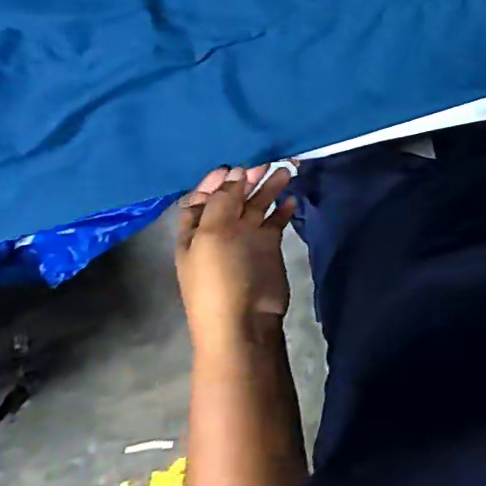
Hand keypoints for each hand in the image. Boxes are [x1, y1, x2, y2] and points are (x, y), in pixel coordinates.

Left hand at [174, 164, 297, 347]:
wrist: (243, 322)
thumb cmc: (219, 277)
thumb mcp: (210, 235)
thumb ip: (222, 200)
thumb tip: (236, 174)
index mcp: (195, 231)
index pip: (201, 198)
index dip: (215, 181)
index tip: (234, 166)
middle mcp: (218, 232)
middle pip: (232, 198)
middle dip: (245, 180)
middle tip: (265, 163)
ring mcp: (244, 240)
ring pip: (255, 206)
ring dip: (267, 188)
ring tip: (284, 171)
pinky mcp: (267, 249)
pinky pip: (274, 222)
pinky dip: (282, 210)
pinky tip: (291, 199)